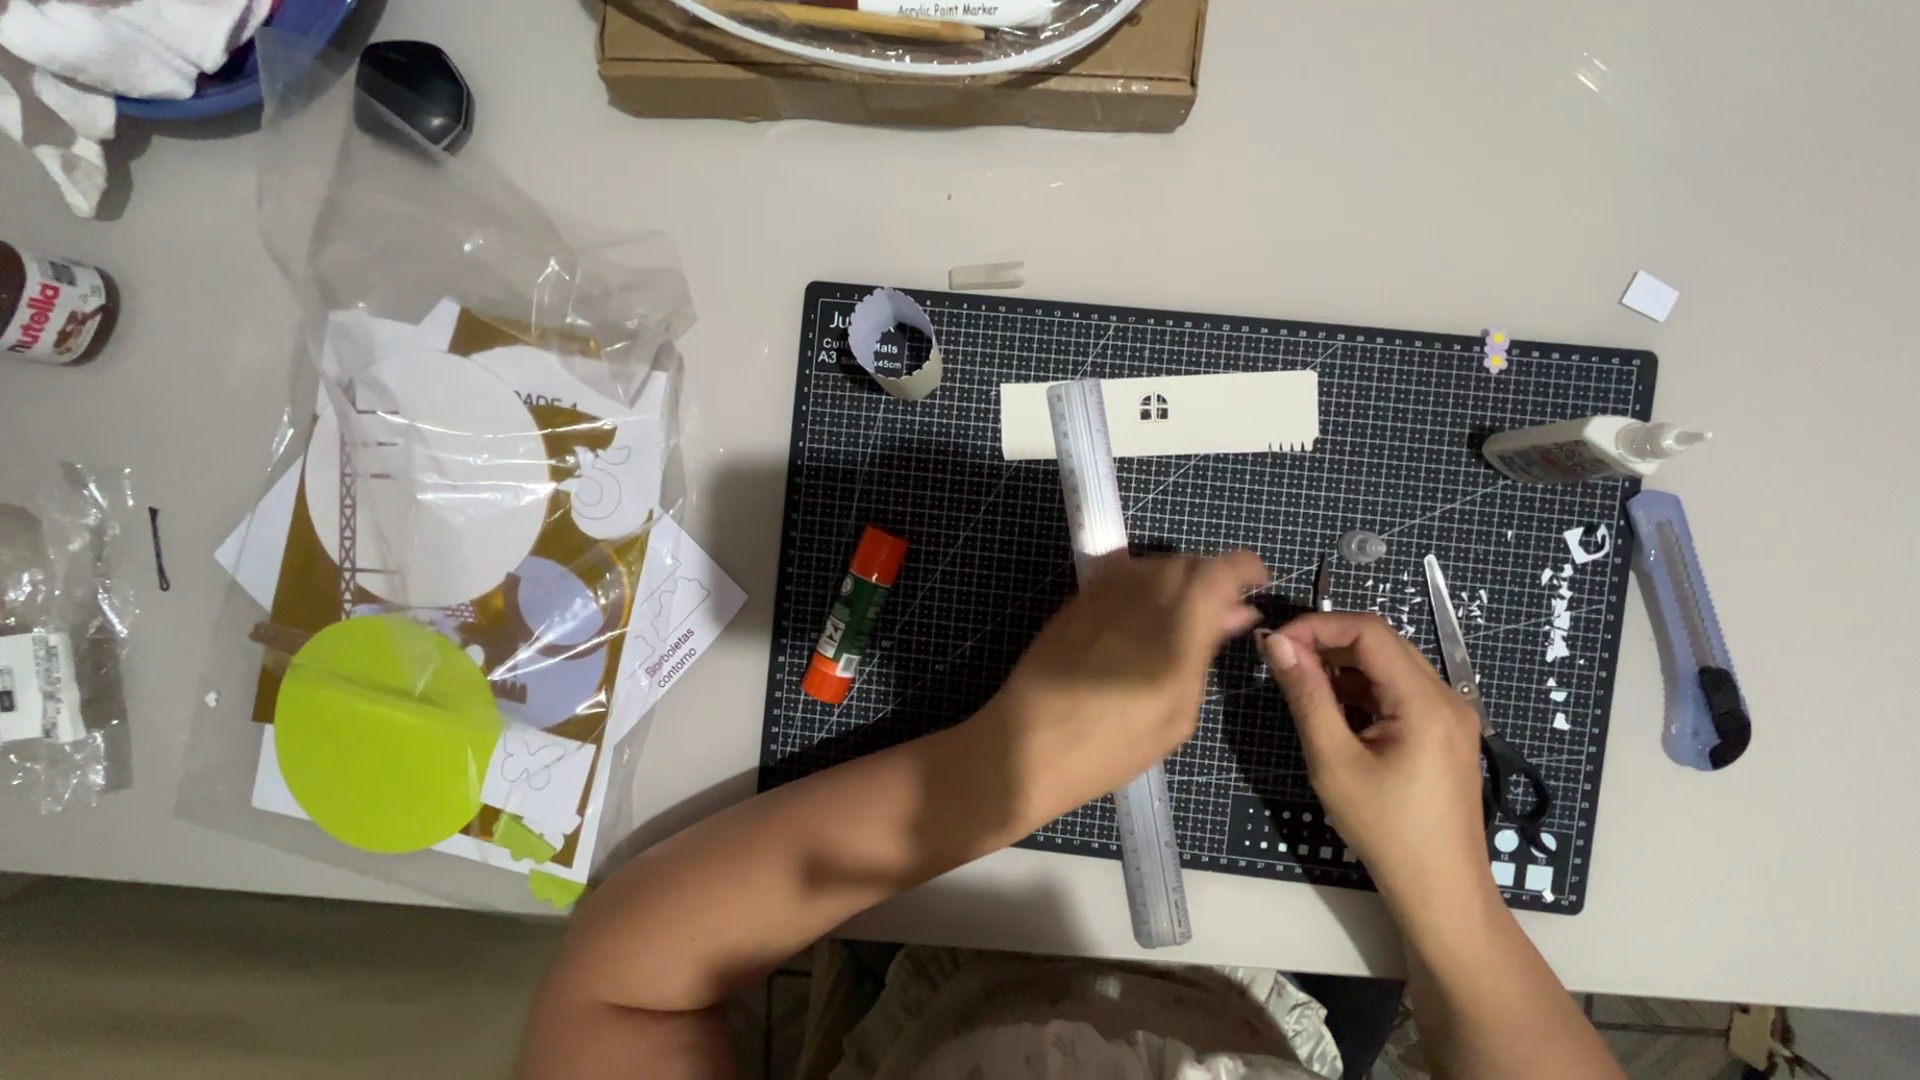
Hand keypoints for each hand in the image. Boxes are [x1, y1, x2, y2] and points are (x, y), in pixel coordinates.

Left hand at [986, 550, 1268, 822]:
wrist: (1027, 744)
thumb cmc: (1111, 747)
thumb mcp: (1177, 714)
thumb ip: (1207, 654)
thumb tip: (1236, 612)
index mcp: (1177, 627)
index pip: (1221, 568)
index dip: (1246, 568)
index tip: (1255, 586)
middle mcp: (1141, 596)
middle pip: (1189, 561)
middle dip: (1212, 579)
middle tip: (1217, 617)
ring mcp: (1103, 592)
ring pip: (1155, 563)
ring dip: (1177, 581)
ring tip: (1177, 622)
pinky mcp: (1077, 598)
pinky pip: (1122, 573)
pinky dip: (1143, 584)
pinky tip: (1141, 616)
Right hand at [1259, 614, 1492, 909]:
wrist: (1440, 891)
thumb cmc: (1384, 829)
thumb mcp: (1333, 760)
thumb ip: (1306, 695)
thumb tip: (1277, 644)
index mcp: (1425, 701)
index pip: (1369, 631)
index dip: (1318, 626)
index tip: (1276, 645)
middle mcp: (1447, 697)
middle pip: (1381, 642)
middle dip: (1327, 642)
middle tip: (1281, 662)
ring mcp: (1450, 715)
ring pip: (1388, 664)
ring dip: (1342, 665)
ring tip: (1301, 687)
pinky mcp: (1444, 732)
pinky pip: (1398, 690)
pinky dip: (1361, 689)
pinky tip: (1334, 712)